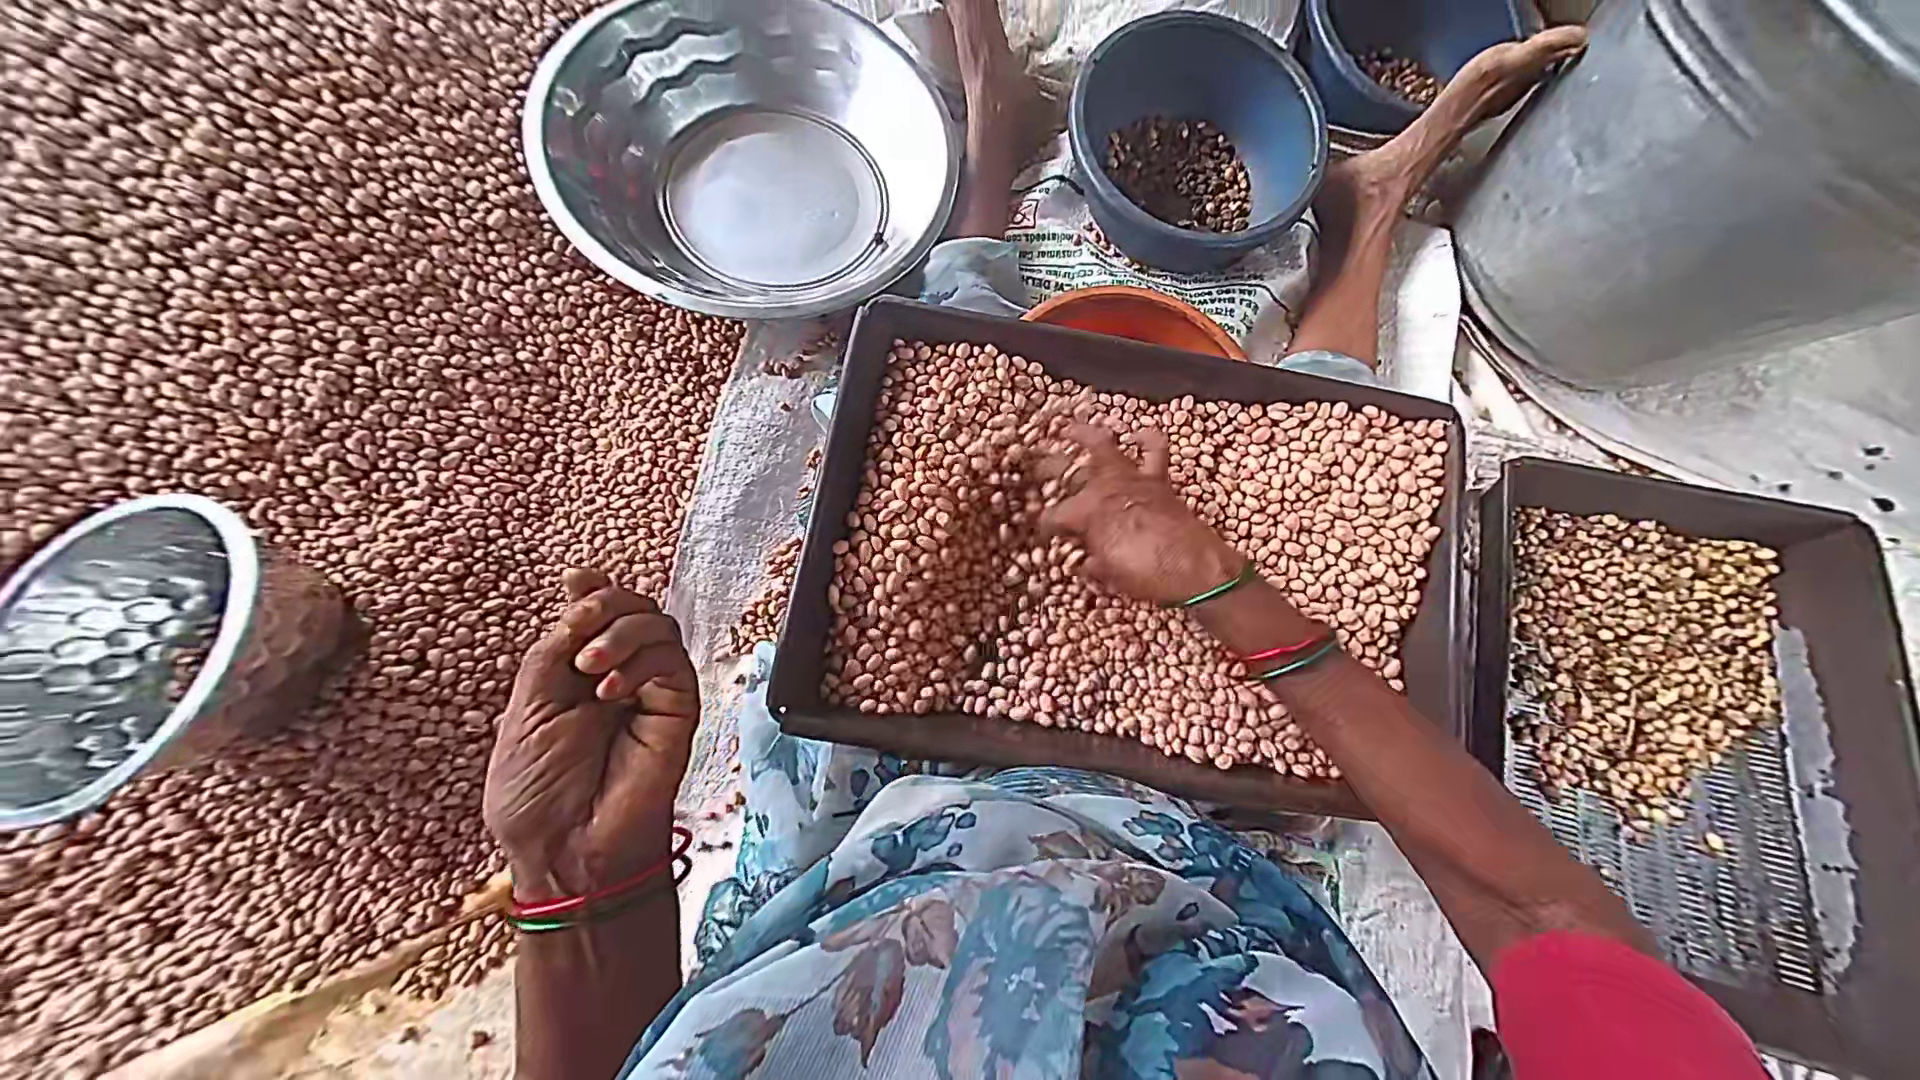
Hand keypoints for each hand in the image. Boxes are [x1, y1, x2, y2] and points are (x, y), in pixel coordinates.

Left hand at [483, 568, 698, 899]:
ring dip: (623, 633)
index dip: (596, 590)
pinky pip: (672, 660)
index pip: (602, 614)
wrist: (568, 845)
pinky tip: (612, 691)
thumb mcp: (527, 707)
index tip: (579, 580)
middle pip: (636, 608)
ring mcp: (655, 687)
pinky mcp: (680, 704)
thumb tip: (581, 583)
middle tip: (582, 640)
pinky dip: (641, 662)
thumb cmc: (539, 788)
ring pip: (659, 626)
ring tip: (591, 669)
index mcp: (585, 671)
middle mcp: (624, 672)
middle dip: (609, 607)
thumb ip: (557, 646)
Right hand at [1035, 423, 1244, 605]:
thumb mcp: (1108, 574)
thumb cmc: (1146, 575)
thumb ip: (1090, 560)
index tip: (1043, 534)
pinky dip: (1146, 438)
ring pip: (1102, 444)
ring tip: (1068, 428)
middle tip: (1033, 467)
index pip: (1053, 516)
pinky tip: (1136, 434)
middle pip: (1063, 470)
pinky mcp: (1157, 479)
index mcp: (1084, 513)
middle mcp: (1102, 488)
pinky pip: (1153, 449)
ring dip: (1083, 434)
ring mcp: (1130, 478)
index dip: (1044, 526)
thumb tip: (1083, 559)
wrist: (1196, 568)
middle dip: (1045, 469)